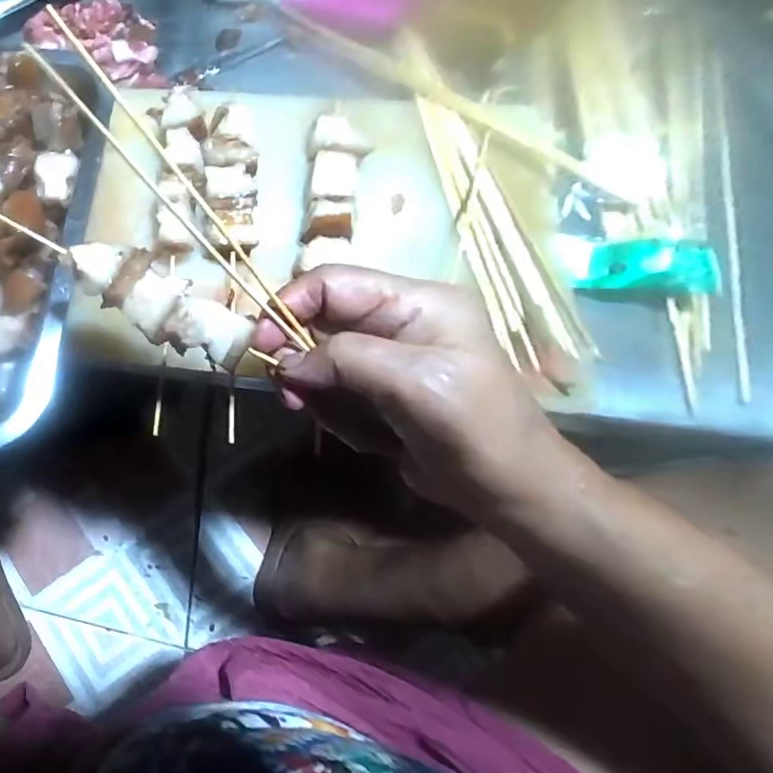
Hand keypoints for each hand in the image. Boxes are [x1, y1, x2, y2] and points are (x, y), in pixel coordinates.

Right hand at [252, 265, 584, 516]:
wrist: (509, 491)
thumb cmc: (475, 427)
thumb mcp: (414, 382)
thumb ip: (347, 358)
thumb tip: (287, 363)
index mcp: (415, 302)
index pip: (334, 282)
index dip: (291, 303)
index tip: (263, 341)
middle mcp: (396, 322)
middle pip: (320, 319)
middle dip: (297, 353)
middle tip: (286, 388)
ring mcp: (386, 358)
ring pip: (318, 358)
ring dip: (312, 388)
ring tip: (317, 412)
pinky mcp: (378, 390)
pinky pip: (331, 389)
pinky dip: (330, 409)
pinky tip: (355, 431)